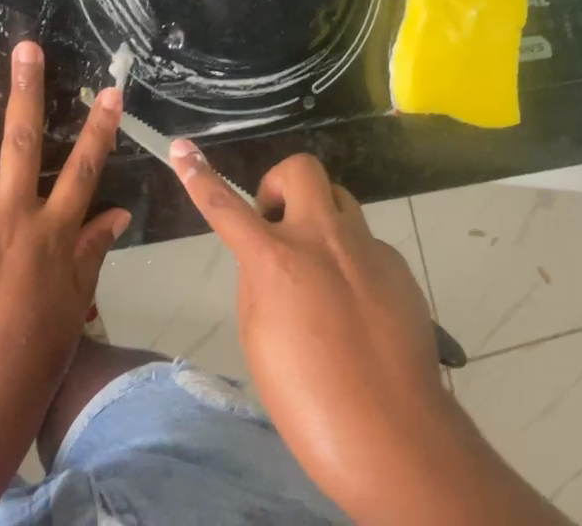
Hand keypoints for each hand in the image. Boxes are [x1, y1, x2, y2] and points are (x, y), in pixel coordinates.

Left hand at [0, 43, 130, 440]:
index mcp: (55, 233)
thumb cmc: (35, 350)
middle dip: (27, 91)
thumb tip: (118, 213)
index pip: (84, 168)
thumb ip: (92, 251)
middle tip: (25, 46)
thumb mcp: (75, 301)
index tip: (110, 91)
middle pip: (23, 143)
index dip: (100, 128)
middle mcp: (15, 217)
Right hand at [169, 143, 568, 525]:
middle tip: (276, 226)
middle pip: (300, 169)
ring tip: (318, 268)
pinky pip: (366, 244)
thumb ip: (259, 281)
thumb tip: (270, 258)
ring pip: (340, 200)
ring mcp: (367, 249)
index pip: (225, 205)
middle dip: (280, 184)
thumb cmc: (306, 397)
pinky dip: (350, 260)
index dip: (198, 174)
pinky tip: (354, 308)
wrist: (391, 433)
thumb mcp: (259, 335)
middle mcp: (324, 239)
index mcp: (277, 260)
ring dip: (319, 218)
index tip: (182, 148)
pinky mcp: (399, 268)